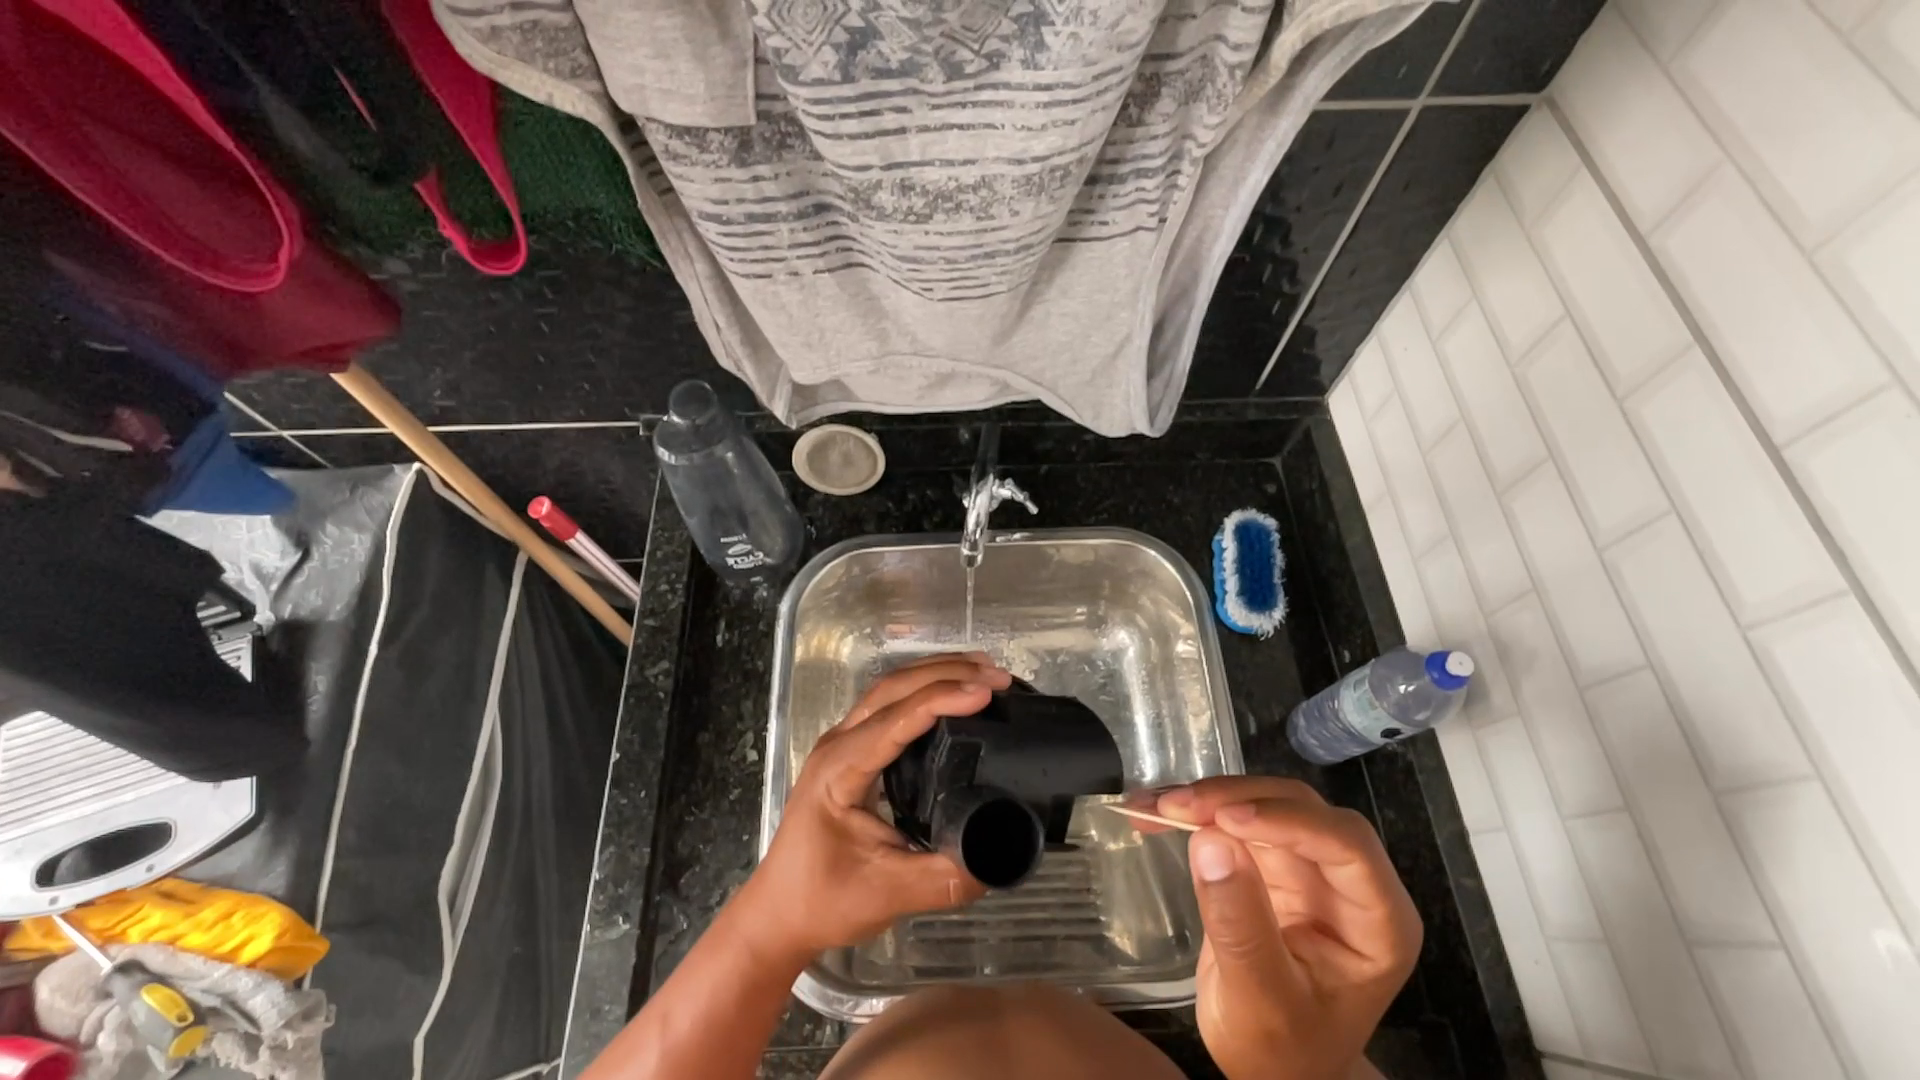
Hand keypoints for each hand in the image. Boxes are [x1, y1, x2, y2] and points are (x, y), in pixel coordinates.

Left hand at [742, 652, 1010, 959]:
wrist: (780, 914)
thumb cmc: (824, 901)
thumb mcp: (888, 894)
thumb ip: (945, 878)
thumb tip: (999, 856)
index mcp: (840, 769)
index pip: (895, 719)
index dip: (941, 700)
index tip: (986, 693)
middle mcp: (839, 746)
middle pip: (892, 688)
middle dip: (946, 673)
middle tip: (998, 677)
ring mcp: (842, 746)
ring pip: (889, 689)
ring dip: (936, 674)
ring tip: (984, 672)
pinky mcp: (852, 754)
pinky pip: (889, 706)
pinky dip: (925, 691)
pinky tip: (954, 695)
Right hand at [1155, 777, 1421, 1079]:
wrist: (1271, 1069)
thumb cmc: (1281, 1050)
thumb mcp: (1260, 1001)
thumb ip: (1240, 926)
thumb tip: (1209, 841)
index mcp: (1378, 919)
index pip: (1346, 846)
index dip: (1288, 821)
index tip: (1224, 819)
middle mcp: (1348, 882)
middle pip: (1302, 811)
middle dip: (1236, 800)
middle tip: (1174, 807)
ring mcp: (1309, 869)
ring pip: (1264, 806)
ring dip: (1208, 800)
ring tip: (1152, 807)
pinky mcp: (1270, 865)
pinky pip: (1233, 824)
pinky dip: (1193, 815)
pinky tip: (1152, 813)